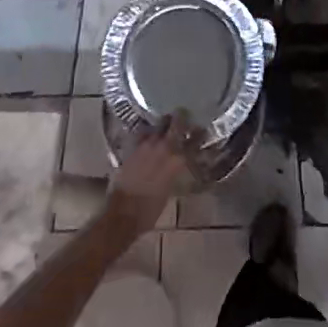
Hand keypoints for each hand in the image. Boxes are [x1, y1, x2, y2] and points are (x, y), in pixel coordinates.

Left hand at [104, 114, 199, 231]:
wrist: (125, 212)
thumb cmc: (151, 208)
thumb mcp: (171, 189)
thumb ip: (176, 171)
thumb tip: (180, 162)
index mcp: (178, 161)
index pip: (194, 141)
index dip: (199, 134)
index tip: (202, 129)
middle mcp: (165, 148)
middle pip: (177, 124)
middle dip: (182, 118)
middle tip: (184, 114)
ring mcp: (148, 146)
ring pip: (159, 125)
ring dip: (164, 122)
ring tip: (167, 121)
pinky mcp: (133, 148)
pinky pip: (143, 133)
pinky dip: (147, 131)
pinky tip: (148, 133)